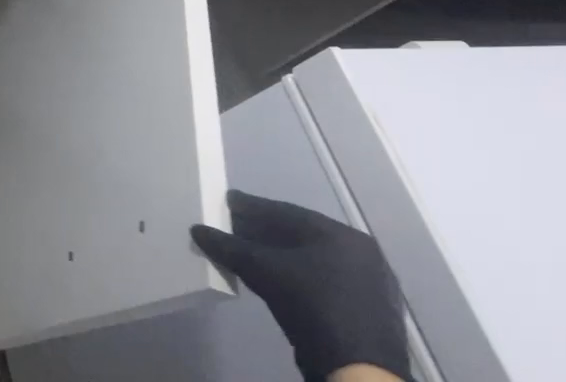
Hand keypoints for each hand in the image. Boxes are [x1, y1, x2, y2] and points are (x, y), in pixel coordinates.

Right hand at [190, 190, 410, 381]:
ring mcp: (367, 284)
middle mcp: (361, 254)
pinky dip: (294, 274)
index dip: (252, 206)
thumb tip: (198, 229)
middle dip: (263, 231)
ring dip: (277, 254)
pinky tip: (273, 279)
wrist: (358, 371)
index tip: (228, 201)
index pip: (287, 212)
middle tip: (232, 227)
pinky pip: (320, 279)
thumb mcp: (262, 271)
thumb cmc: (311, 306)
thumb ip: (229, 247)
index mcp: (342, 237)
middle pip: (300, 235)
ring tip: (246, 253)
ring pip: (310, 259)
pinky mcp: (364, 310)